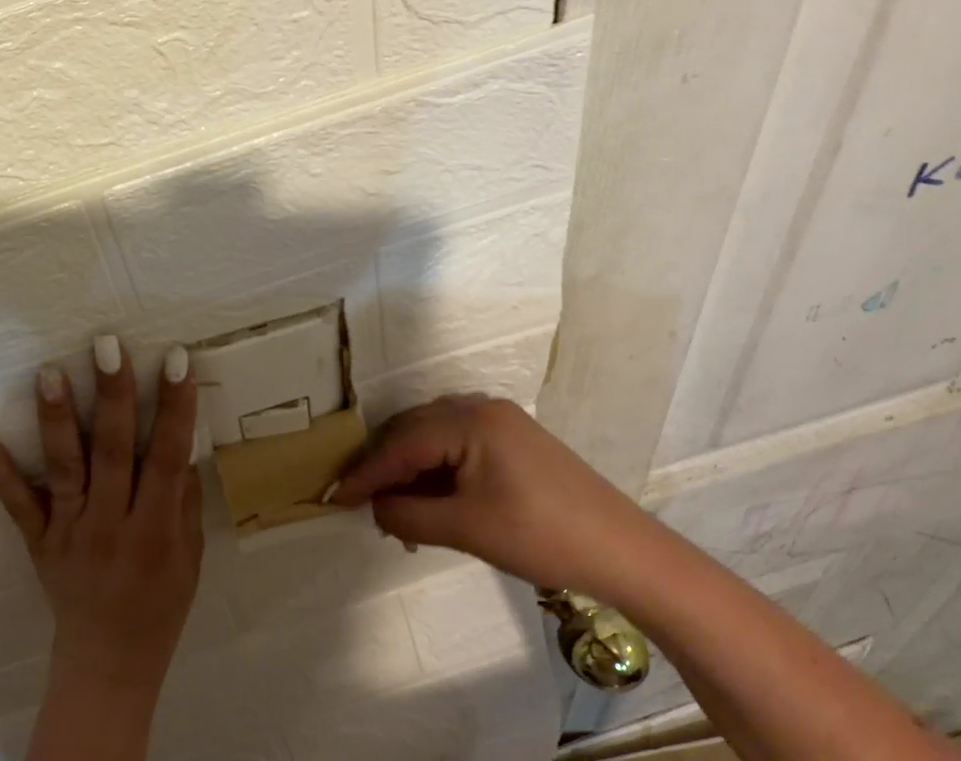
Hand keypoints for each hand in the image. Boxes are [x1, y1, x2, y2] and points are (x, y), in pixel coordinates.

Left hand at [0, 336, 203, 695]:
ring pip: (64, 468)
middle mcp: (111, 523)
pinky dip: (0, 475)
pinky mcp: (39, 541)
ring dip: (57, 419)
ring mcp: (70, 531)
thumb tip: (179, 444)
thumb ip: (182, 501)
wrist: (110, 662)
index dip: (173, 408)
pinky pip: (18, 506)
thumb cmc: (160, 606)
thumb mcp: (190, 558)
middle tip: (106, 345)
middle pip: (112, 451)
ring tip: (49, 372)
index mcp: (155, 528)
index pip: (166, 457)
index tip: (176, 360)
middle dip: (113, 396)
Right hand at [330, 393, 661, 598]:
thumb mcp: (465, 528)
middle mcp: (481, 408)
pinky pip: (457, 445)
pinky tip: (428, 497)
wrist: (625, 552)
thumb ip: (409, 514)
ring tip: (392, 504)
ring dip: (409, 468)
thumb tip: (375, 507)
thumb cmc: (541, 536)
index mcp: (470, 420)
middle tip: (359, 500)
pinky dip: (435, 468)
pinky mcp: (515, 441)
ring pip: (433, 437)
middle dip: (384, 466)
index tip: (335, 497)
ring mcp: (501, 421)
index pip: (400, 443)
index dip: (365, 473)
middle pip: (413, 431)